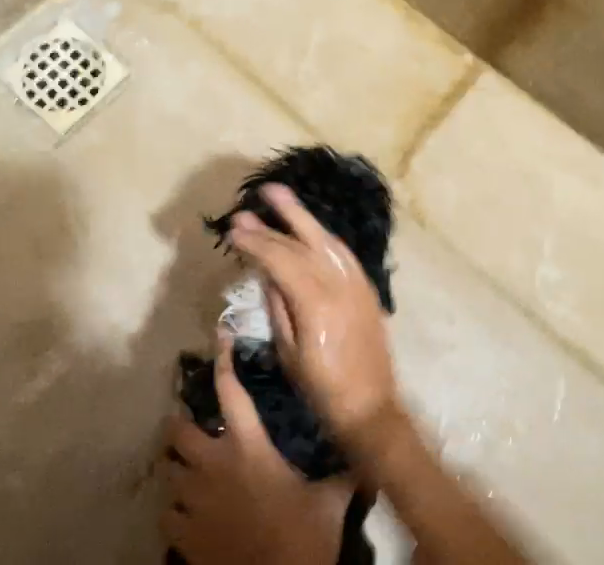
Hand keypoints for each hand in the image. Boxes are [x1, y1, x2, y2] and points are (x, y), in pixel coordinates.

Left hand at [163, 336, 352, 564]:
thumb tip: (366, 461)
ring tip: (185, 471)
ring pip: (168, 472)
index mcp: (248, 447)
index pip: (231, 391)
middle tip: (188, 426)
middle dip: (179, 425)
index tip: (220, 337)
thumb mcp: (328, 504)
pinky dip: (174, 512)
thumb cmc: (301, 538)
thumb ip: (342, 477)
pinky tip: (185, 514)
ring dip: (177, 470)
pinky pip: (167, 514)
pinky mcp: (183, 532)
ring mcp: (193, 499)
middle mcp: (213, 464)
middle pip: (178, 430)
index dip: (223, 360)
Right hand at [227, 184, 403, 450]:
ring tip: (282, 197)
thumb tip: (266, 270)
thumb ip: (277, 304)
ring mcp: (357, 284)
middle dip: (280, 216)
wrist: (369, 408)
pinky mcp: (366, 289)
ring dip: (304, 217)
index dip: (256, 242)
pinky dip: (323, 236)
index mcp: (315, 302)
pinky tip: (310, 228)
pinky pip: (342, 252)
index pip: (280, 259)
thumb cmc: (321, 388)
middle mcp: (339, 284)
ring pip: (327, 239)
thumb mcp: (288, 350)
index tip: (234, 231)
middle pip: (304, 241)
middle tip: (259, 194)